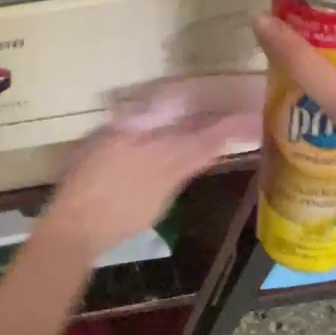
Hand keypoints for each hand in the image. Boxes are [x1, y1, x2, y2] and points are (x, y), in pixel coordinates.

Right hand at [37, 108, 251, 260]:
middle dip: (213, 137)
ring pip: (180, 169)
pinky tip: (136, 170)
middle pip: (201, 154)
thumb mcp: (109, 138)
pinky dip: (159, 171)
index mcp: (168, 156)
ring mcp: (160, 200)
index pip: (212, 139)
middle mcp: (172, 178)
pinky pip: (161, 185)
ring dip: (182, 152)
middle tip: (225, 121)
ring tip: (172, 137)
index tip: (259, 117)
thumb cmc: (90, 177)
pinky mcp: (146, 214)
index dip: (237, 127)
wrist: (76, 230)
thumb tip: (165, 104)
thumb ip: (137, 121)